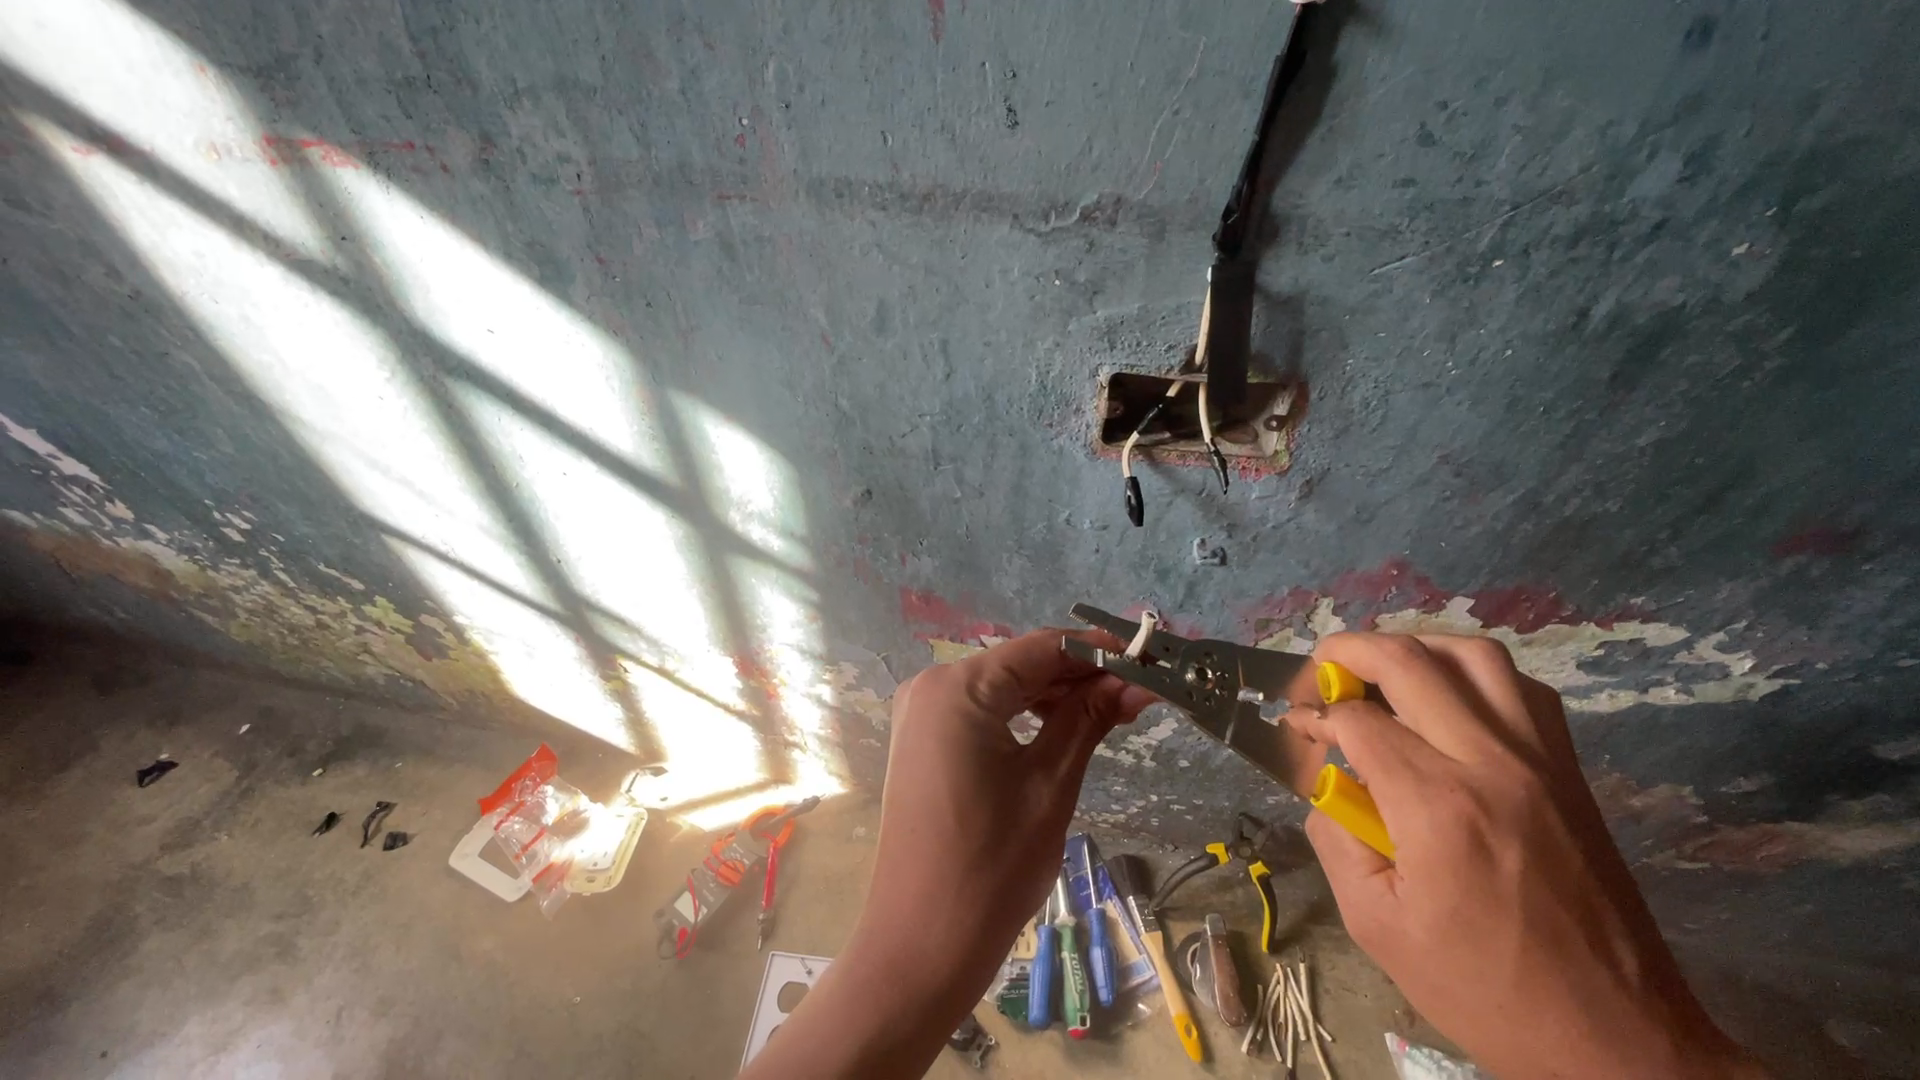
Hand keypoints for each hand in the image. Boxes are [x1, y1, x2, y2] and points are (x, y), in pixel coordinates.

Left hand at [859, 629, 1157, 969]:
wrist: (921, 943)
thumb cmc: (992, 866)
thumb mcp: (1050, 783)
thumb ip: (1088, 719)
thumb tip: (1135, 681)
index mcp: (958, 687)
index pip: (1042, 648)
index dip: (1099, 650)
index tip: (1150, 660)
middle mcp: (930, 686)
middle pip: (1020, 663)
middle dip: (1080, 675)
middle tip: (1140, 694)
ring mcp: (920, 714)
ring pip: (1002, 687)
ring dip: (1054, 696)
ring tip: (1113, 714)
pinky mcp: (921, 742)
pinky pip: (980, 712)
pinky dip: (1022, 716)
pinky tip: (1062, 728)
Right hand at [1287, 632, 1762, 1079]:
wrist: (1614, 1037)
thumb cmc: (1481, 988)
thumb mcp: (1375, 924)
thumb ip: (1335, 839)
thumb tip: (1328, 785)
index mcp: (1435, 805)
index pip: (1357, 721)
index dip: (1314, 716)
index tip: (1297, 730)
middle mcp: (1491, 762)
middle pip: (1409, 662)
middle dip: (1348, 652)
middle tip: (1320, 674)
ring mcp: (1541, 760)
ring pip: (1474, 656)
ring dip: (1415, 648)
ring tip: (1382, 672)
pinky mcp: (1570, 771)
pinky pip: (1522, 688)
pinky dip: (1473, 673)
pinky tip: (1449, 701)